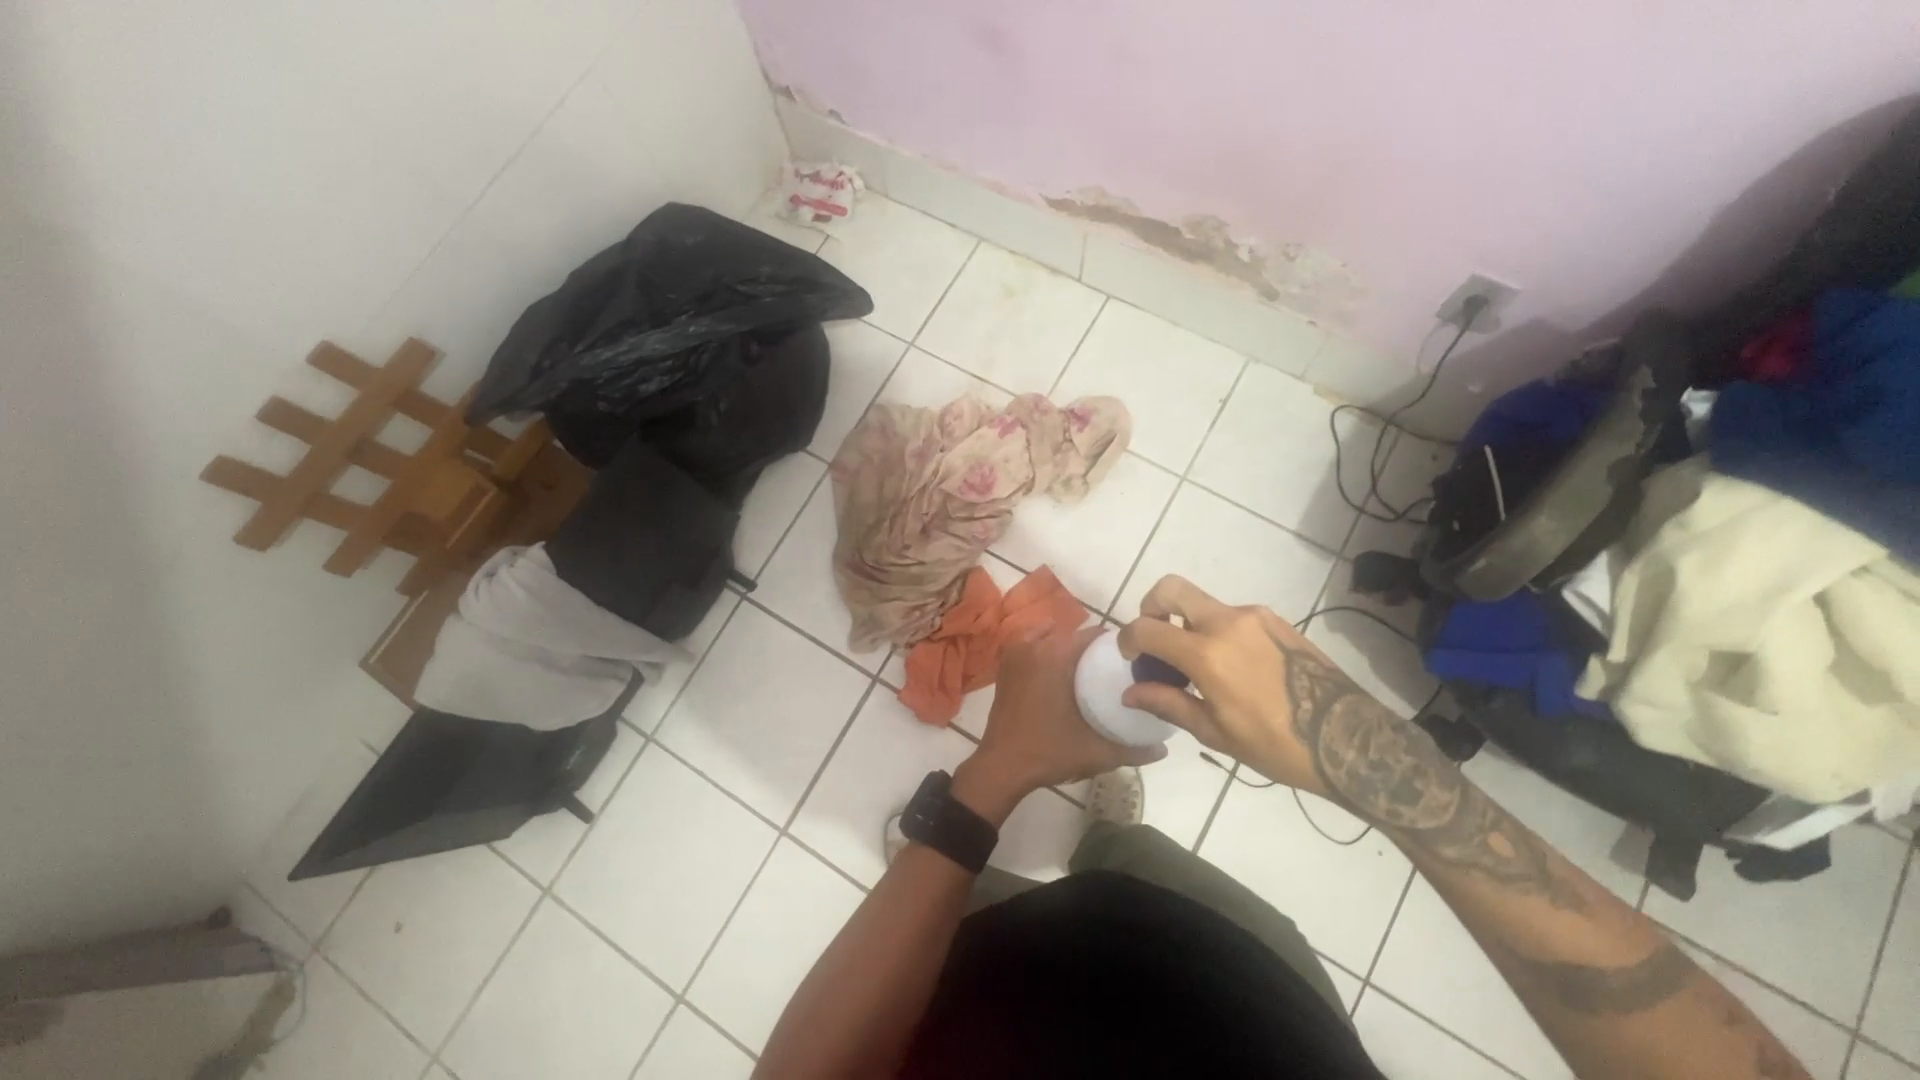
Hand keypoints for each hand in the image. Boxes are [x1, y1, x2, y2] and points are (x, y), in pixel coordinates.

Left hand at [956, 625, 1166, 821]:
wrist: (1002, 766)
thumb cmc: (1049, 752)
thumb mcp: (1095, 752)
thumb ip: (1132, 750)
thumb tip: (1164, 749)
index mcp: (1056, 657)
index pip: (1093, 635)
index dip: (1115, 643)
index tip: (1131, 658)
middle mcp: (1034, 647)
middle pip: (1072, 634)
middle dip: (1093, 647)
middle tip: (1113, 668)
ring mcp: (1015, 655)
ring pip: (1049, 637)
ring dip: (1067, 646)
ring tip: (1088, 667)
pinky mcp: (1005, 668)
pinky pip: (1029, 646)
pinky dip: (1043, 649)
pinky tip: (1058, 669)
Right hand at [1117, 575, 1373, 797]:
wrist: (1348, 737)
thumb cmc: (1276, 744)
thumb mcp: (1215, 732)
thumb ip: (1168, 703)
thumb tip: (1130, 693)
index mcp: (1207, 654)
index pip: (1147, 628)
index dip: (1127, 639)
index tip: (1128, 656)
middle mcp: (1227, 623)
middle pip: (1172, 589)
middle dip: (1151, 607)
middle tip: (1154, 639)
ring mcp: (1255, 617)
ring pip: (1204, 604)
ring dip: (1188, 624)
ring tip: (1196, 667)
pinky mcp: (1276, 621)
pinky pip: (1232, 616)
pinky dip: (1216, 631)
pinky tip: (1229, 668)